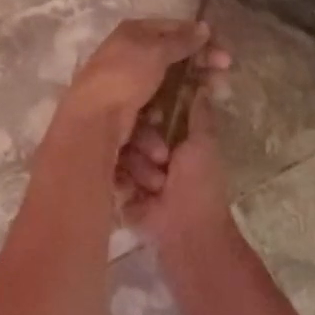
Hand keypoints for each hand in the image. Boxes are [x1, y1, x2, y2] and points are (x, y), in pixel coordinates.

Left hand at [62, 18, 213, 136]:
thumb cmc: (125, 77)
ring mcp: (124, 86)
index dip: (199, 40)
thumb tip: (204, 27)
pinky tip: (165, 131)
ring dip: (180, 101)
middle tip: (221, 80)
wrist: (93, 120)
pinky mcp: (123, 113)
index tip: (224, 55)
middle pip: (170, 60)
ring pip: (163, 90)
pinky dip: (159, 123)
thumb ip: (181, 40)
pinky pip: (150, 114)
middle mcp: (127, 55)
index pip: (173, 29)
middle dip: (196, 72)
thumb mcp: (155, 51)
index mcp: (133, 33)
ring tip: (190, 112)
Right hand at [118, 92, 236, 256]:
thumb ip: (199, 114)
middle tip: (162, 160)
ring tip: (155, 186)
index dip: (150, 111)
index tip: (154, 116)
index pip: (150, 112)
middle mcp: (150, 150)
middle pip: (132, 131)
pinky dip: (123, 182)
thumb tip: (203, 85)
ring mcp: (133, 171)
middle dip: (146, 145)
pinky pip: (110, 174)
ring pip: (121, 152)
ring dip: (139, 169)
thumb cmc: (199, 184)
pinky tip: (132, 189)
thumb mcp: (203, 143)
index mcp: (172, 136)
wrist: (185, 230)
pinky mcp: (118, 189)